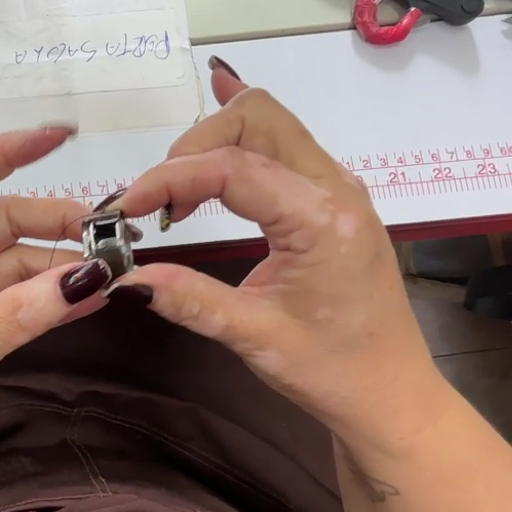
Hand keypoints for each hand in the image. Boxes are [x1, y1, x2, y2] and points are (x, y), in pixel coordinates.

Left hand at [0, 126, 114, 493]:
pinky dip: (57, 298)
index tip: (57, 137)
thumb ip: (26, 310)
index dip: (4, 153)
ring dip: (63, 266)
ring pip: (20, 263)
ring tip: (113, 270)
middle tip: (110, 235)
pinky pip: (25, 301)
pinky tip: (94, 296)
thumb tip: (93, 277)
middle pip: (3, 222)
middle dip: (54, 223)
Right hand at [109, 63, 445, 446]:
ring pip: (268, 125)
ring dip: (213, 145)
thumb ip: (188, 299)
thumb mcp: (253, 336)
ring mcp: (336, 188)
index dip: (169, 179)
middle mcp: (335, 187)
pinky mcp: (329, 200)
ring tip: (177, 198)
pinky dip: (237, 144)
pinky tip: (208, 145)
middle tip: (159, 200)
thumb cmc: (330, 369)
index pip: (231, 168)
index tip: (125, 209)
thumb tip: (122, 278)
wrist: (390, 392)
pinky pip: (281, 147)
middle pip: (255, 118)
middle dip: (194, 145)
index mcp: (321, 219)